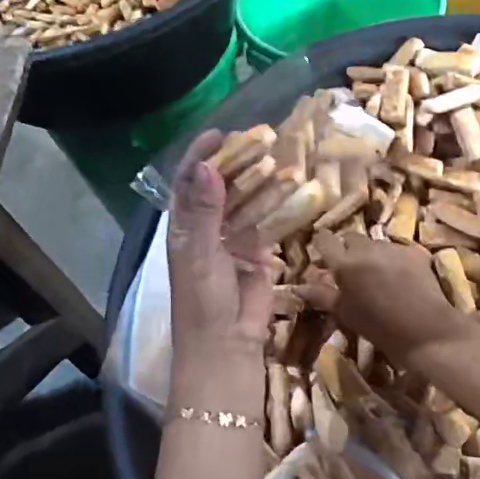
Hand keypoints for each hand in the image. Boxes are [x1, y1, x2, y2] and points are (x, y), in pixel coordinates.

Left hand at [167, 130, 274, 364]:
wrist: (227, 345)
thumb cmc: (203, 301)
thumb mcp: (200, 253)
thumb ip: (205, 211)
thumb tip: (207, 166)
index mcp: (184, 226)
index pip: (189, 181)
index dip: (200, 155)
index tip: (220, 133)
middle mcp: (209, 226)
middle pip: (222, 185)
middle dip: (237, 162)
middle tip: (260, 139)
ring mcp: (235, 238)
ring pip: (247, 200)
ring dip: (261, 180)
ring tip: (280, 155)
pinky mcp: (260, 250)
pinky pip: (269, 221)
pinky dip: (279, 204)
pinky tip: (294, 186)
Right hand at [305, 233, 474, 371]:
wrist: (425, 331)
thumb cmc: (379, 328)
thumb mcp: (346, 313)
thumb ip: (322, 295)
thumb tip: (297, 286)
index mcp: (345, 264)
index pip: (325, 240)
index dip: (322, 243)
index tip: (322, 253)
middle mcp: (367, 249)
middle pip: (351, 238)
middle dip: (347, 249)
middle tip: (348, 269)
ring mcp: (392, 248)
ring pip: (374, 243)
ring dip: (369, 253)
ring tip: (374, 274)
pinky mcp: (413, 251)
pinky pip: (395, 249)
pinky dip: (390, 258)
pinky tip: (396, 276)